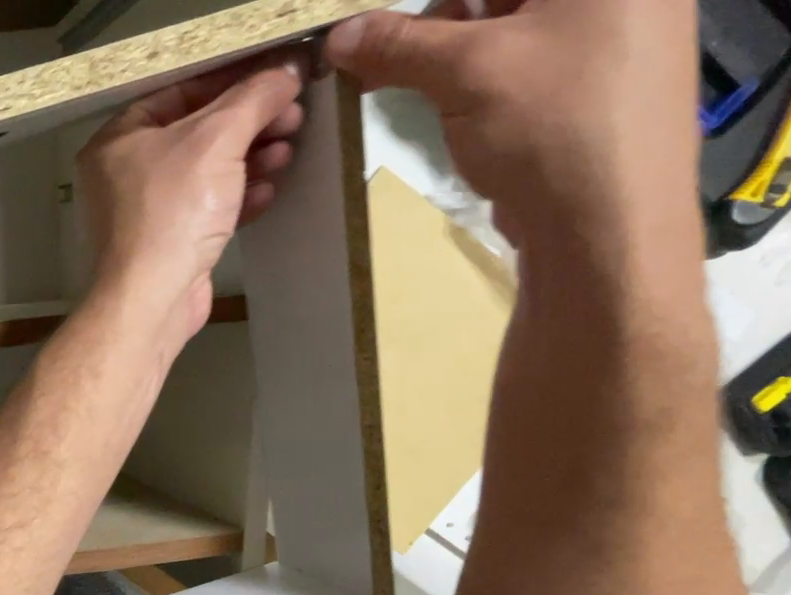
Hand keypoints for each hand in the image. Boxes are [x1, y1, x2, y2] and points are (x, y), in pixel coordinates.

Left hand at [77, 59, 304, 338]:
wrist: (150, 301)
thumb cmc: (171, 213)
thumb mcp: (216, 139)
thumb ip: (252, 98)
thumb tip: (283, 71)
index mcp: (118, 140)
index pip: (180, 91)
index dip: (233, 78)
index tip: (279, 73)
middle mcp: (123, 174)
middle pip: (197, 132)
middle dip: (248, 123)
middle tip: (292, 116)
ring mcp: (143, 212)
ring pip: (205, 172)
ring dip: (250, 159)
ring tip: (286, 150)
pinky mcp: (166, 243)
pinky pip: (206, 209)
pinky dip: (237, 197)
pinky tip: (266, 191)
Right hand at [326, 0, 701, 256]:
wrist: (607, 219)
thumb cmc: (551, 124)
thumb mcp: (467, 72)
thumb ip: (400, 44)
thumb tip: (338, 34)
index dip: (430, 0)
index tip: (373, 18)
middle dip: (435, 15)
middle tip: (376, 48)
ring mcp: (610, 32)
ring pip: (508, 20)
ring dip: (443, 44)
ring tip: (388, 74)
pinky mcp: (589, 79)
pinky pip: (520, 55)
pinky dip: (469, 69)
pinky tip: (430, 92)